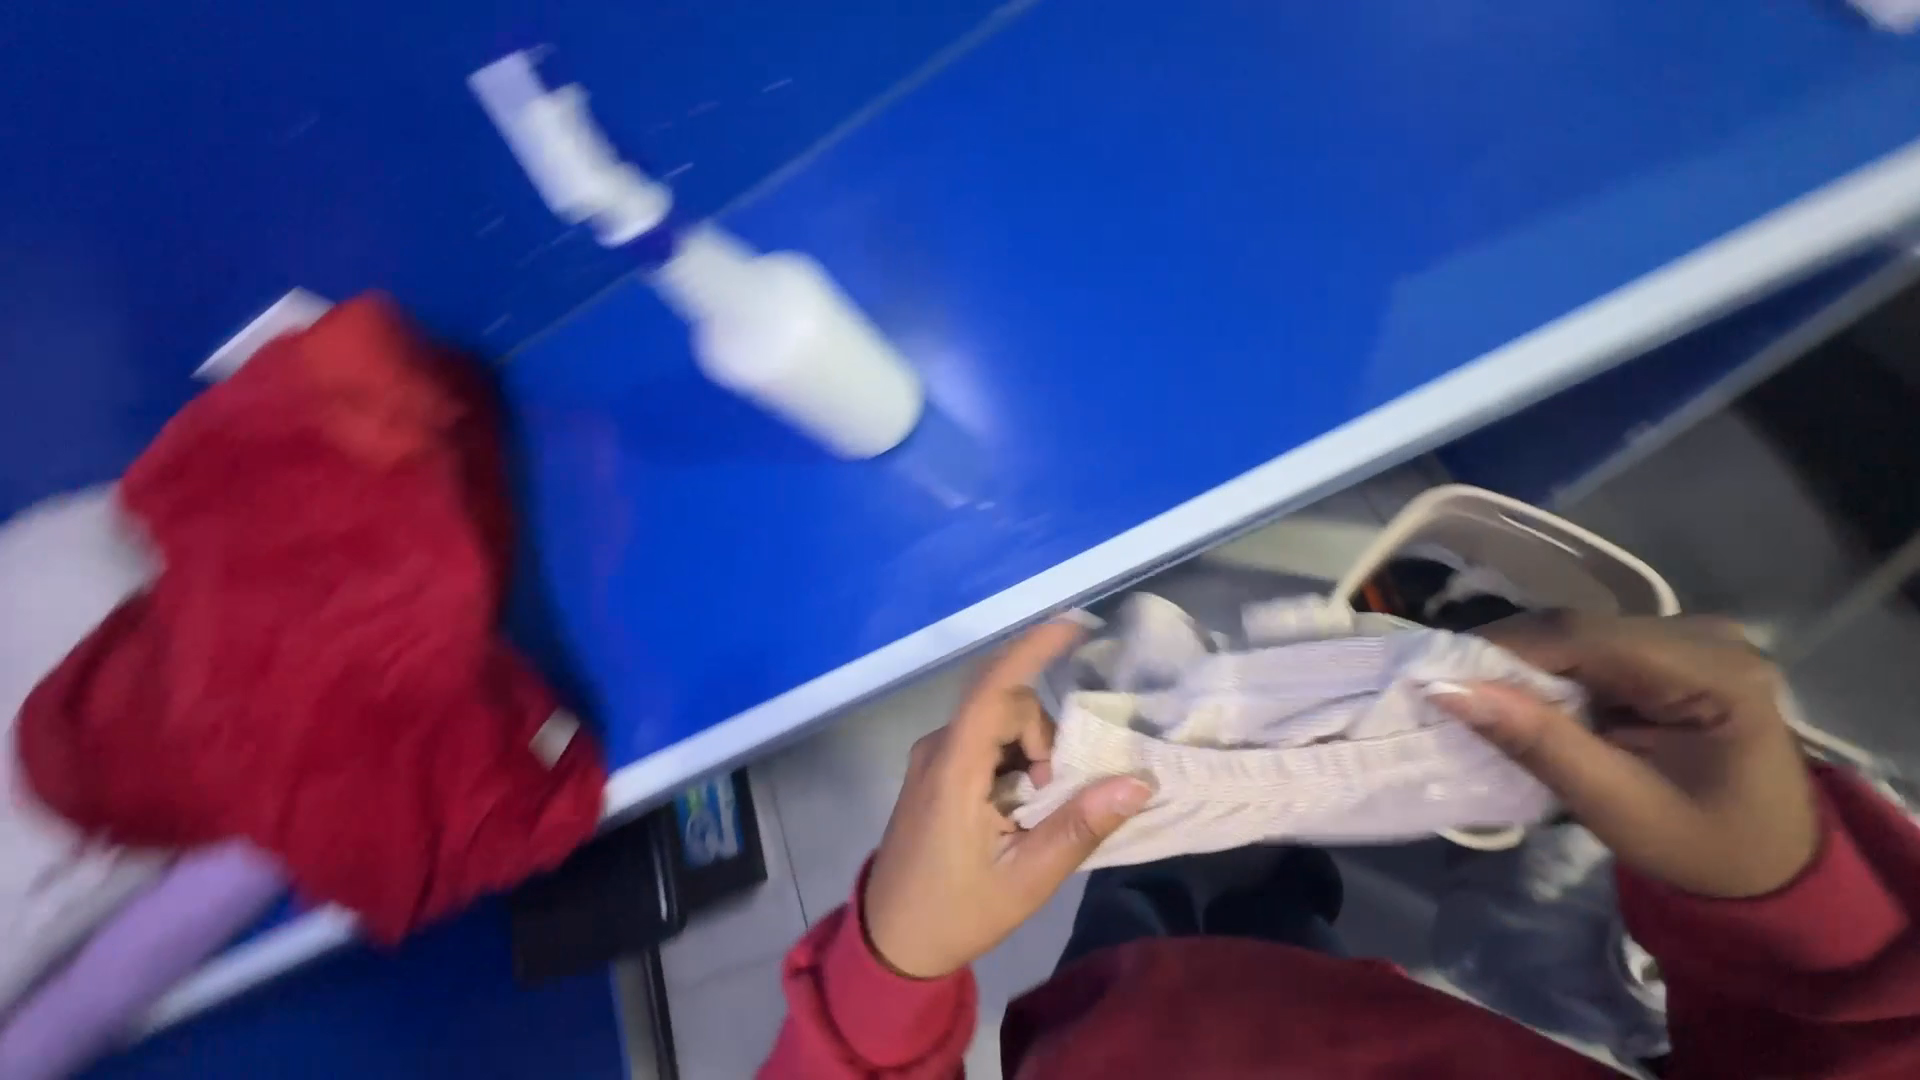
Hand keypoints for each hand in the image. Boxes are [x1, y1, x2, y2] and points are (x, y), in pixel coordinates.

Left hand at [862, 620, 1152, 978]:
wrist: (890, 940)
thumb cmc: (955, 911)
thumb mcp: (1026, 878)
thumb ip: (1079, 826)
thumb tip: (1137, 782)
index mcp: (955, 768)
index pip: (994, 688)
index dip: (1033, 649)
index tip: (1076, 626)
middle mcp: (939, 747)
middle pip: (1005, 705)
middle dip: (1044, 738)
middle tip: (1053, 797)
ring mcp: (933, 755)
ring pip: (997, 722)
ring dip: (1029, 752)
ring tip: (1031, 813)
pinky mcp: (935, 768)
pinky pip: (983, 740)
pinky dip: (1012, 760)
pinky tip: (1015, 808)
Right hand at [1431, 612, 1818, 898]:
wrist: (1768, 867)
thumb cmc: (1702, 847)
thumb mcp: (1616, 807)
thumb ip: (1537, 743)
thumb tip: (1445, 689)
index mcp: (1717, 674)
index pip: (1583, 637)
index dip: (1501, 650)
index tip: (1436, 679)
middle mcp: (1705, 636)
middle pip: (1570, 628)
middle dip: (1503, 659)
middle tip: (1451, 694)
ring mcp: (1685, 636)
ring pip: (1565, 631)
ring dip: (1516, 664)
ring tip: (1480, 700)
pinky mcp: (1662, 648)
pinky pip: (1577, 644)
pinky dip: (1539, 670)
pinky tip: (1523, 699)